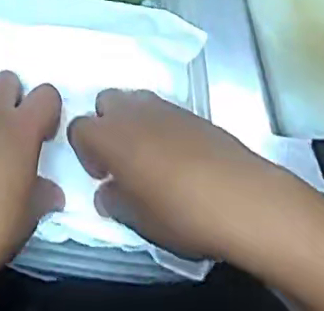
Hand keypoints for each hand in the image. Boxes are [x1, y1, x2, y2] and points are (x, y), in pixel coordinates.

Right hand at [68, 89, 321, 265]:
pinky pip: (164, 112)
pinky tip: (181, 158)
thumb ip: (114, 202)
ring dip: (135, 123)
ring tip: (152, 157)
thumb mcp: (140, 221)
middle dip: (107, 126)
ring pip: (135, 102)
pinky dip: (163, 127)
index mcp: (108, 135)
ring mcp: (163, 107)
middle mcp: (130, 111)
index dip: (85, 152)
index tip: (102, 176)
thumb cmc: (182, 213)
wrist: (245, 200)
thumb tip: (108, 193)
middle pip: (105, 103)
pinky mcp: (193, 112)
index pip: (78, 129)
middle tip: (122, 161)